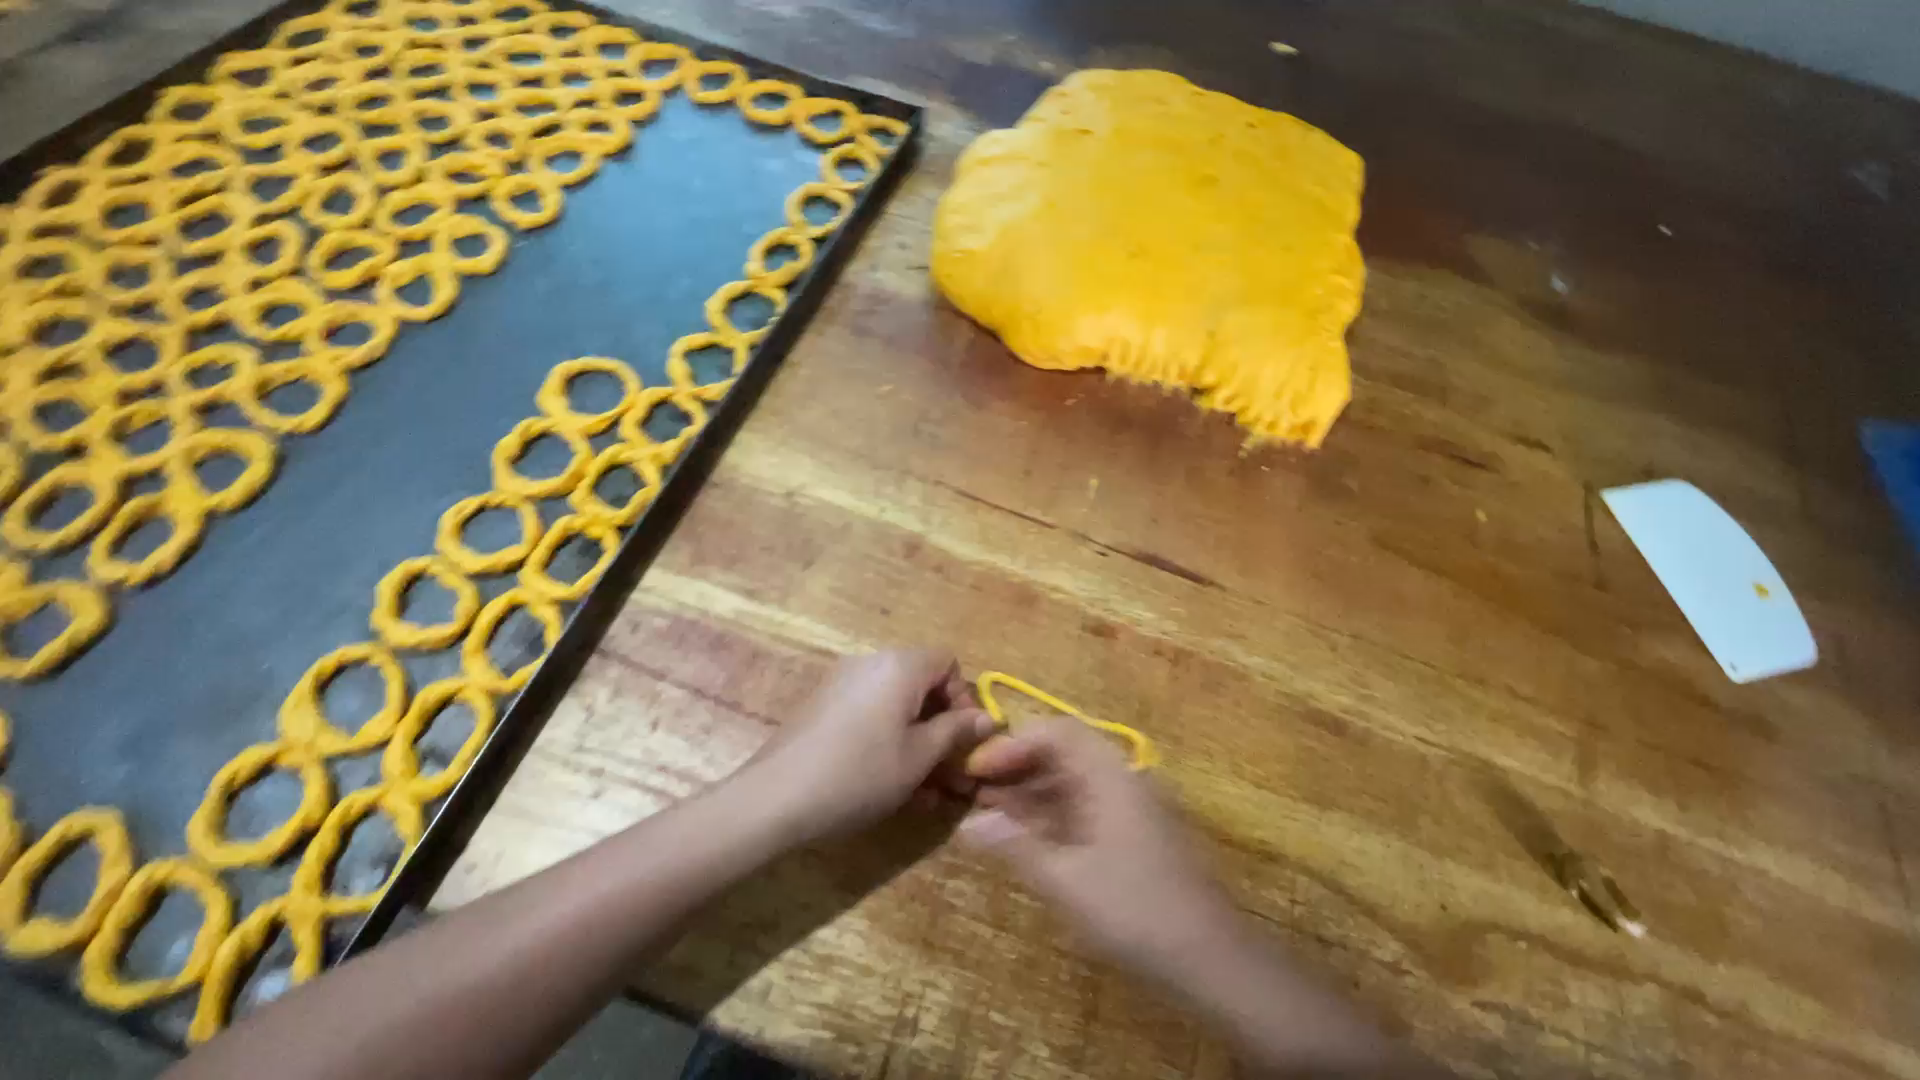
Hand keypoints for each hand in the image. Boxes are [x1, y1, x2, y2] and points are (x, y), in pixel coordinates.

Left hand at [740, 648, 995, 844]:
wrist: (775, 798)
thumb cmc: (860, 773)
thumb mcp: (918, 757)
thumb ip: (956, 732)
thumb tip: (988, 718)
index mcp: (899, 665)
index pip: (948, 662)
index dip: (964, 699)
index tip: (966, 741)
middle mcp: (869, 663)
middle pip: (921, 685)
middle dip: (942, 729)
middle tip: (953, 775)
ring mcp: (841, 684)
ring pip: (895, 707)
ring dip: (917, 743)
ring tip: (926, 793)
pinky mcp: (821, 708)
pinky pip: (869, 717)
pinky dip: (887, 742)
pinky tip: (891, 787)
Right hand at [960, 718, 1241, 981]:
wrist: (1212, 958)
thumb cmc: (1136, 911)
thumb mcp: (1066, 880)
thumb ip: (1015, 846)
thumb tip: (969, 824)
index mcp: (1110, 776)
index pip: (1056, 732)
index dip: (1012, 744)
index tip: (975, 769)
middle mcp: (1121, 781)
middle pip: (1063, 753)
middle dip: (1016, 766)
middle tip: (970, 789)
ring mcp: (1129, 809)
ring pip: (1070, 783)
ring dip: (1028, 792)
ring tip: (984, 812)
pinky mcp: (1131, 837)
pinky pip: (1082, 810)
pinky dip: (1048, 816)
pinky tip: (1020, 836)